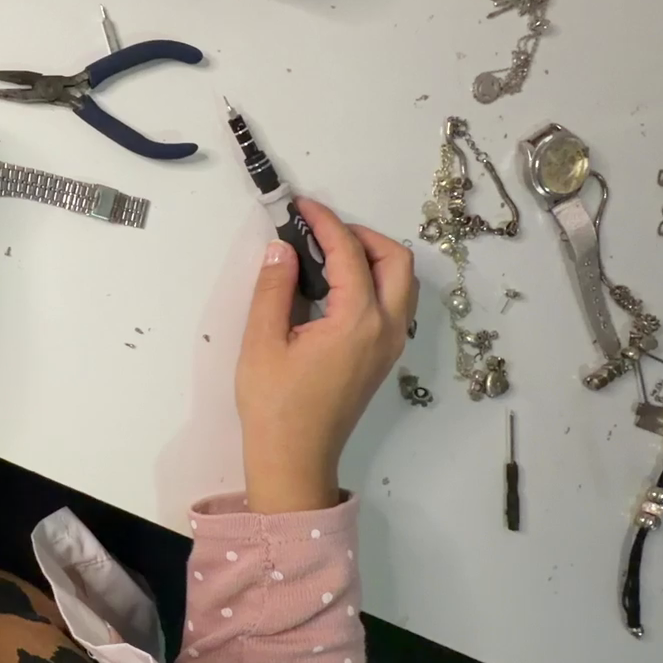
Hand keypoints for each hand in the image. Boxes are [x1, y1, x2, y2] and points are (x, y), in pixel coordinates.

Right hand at [236, 199, 416, 513]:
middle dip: (361, 235)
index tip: (302, 206)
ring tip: (325, 255)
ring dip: (370, 258)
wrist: (293, 456)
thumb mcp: (262, 342)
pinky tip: (333, 288)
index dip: (326, 223)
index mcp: (358, 322)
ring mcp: (390, 345)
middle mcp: (386, 329)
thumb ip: (273, 289)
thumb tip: (281, 250)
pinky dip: (370, 282)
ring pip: (400, 283)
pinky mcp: (381, 357)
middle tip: (320, 230)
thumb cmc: (274, 403)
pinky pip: (391, 304)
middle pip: (396, 261)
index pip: (350, 255)